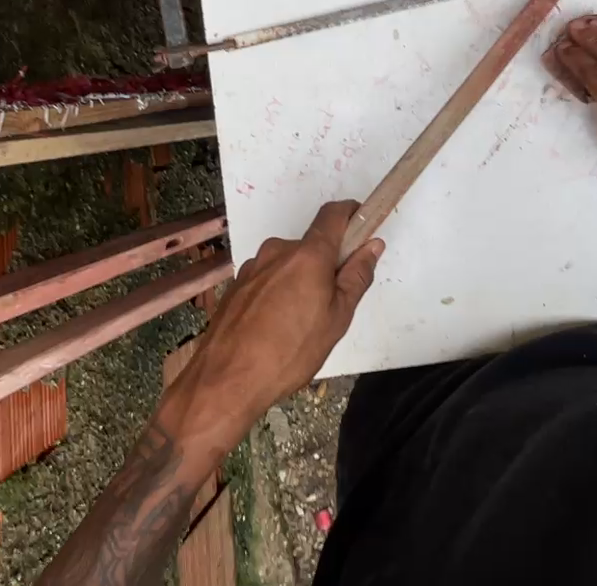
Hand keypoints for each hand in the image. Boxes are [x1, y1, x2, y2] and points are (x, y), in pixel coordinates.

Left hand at [181, 202, 383, 432]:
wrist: (224, 381)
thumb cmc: (289, 352)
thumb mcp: (337, 318)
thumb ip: (357, 276)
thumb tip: (372, 245)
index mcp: (308, 255)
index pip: (333, 214)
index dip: (351, 213)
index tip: (362, 225)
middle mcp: (278, 251)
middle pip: (310, 245)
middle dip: (325, 265)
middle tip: (331, 303)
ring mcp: (253, 268)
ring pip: (288, 265)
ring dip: (300, 282)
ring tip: (300, 325)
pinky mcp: (236, 286)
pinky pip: (267, 280)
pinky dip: (277, 294)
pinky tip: (275, 328)